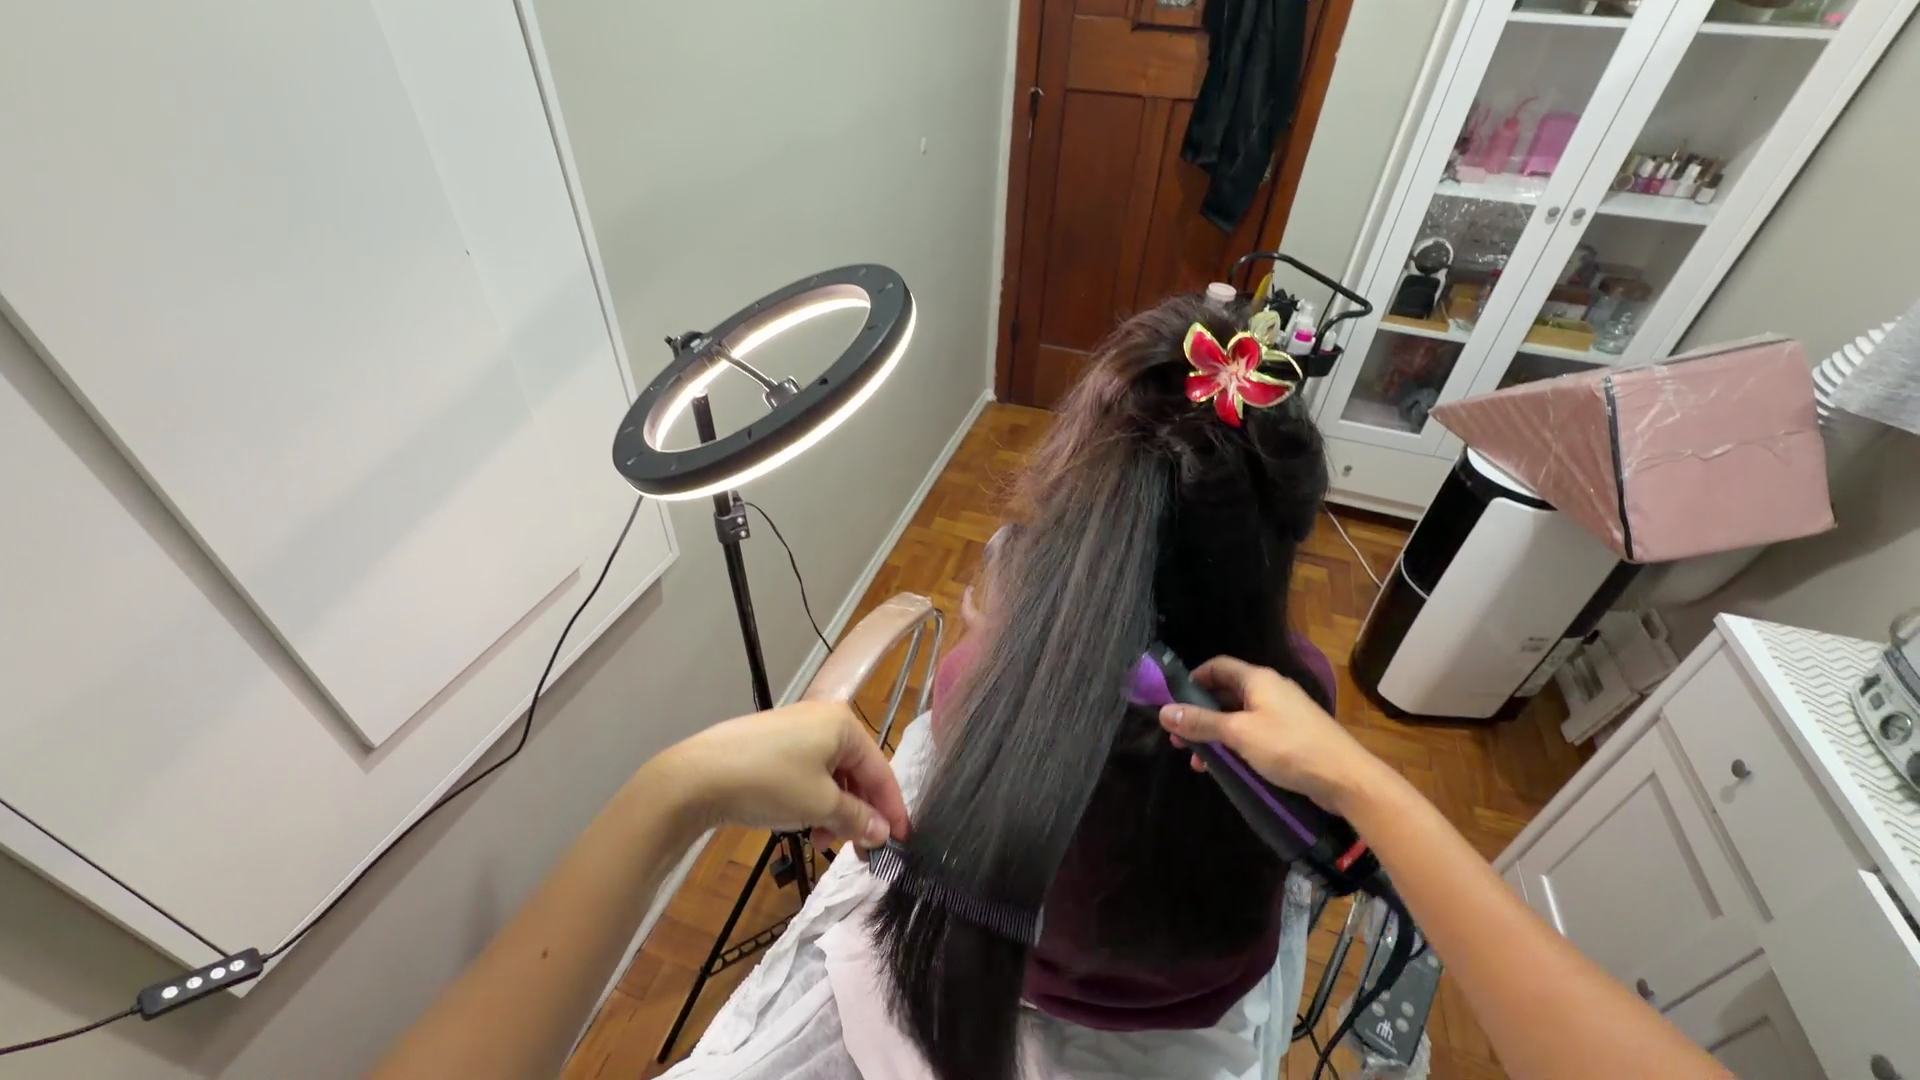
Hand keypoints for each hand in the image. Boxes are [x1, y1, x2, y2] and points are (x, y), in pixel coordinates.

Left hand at [654, 701, 911, 850]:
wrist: (697, 776)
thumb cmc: (770, 783)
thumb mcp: (820, 805)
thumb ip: (858, 819)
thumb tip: (883, 833)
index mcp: (844, 724)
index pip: (880, 771)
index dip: (892, 809)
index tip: (901, 843)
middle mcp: (824, 719)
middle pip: (856, 772)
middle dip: (858, 813)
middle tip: (858, 850)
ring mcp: (796, 729)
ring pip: (831, 776)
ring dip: (834, 811)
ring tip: (821, 842)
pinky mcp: (773, 743)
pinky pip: (808, 772)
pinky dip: (812, 799)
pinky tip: (802, 824)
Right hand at [1157, 655, 1390, 814]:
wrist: (1347, 779)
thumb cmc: (1290, 747)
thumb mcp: (1239, 734)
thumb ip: (1202, 723)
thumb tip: (1164, 712)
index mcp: (1258, 680)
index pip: (1217, 666)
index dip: (1192, 679)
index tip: (1172, 701)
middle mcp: (1270, 690)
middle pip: (1225, 693)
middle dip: (1199, 714)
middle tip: (1179, 737)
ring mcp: (1282, 714)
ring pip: (1238, 717)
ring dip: (1215, 735)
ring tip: (1198, 760)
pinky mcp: (1290, 736)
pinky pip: (1253, 733)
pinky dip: (1235, 746)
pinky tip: (1225, 768)